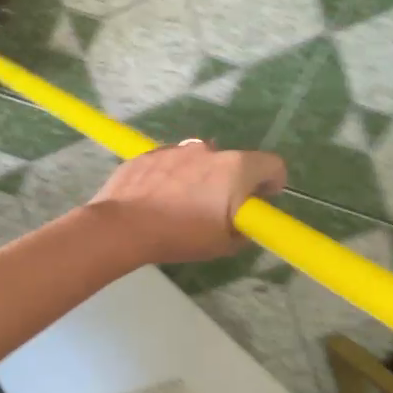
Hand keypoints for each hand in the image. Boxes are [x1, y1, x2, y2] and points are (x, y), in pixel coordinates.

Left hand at [87, 140, 287, 263]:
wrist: (120, 227)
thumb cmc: (179, 235)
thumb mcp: (225, 243)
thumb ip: (244, 230)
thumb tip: (242, 224)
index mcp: (236, 167)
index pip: (272, 165)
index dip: (272, 182)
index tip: (261, 199)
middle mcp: (206, 150)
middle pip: (231, 161)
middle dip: (231, 181)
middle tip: (217, 206)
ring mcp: (172, 149)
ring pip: (195, 160)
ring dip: (197, 175)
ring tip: (181, 202)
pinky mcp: (143, 155)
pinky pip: (166, 163)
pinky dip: (167, 175)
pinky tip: (155, 197)